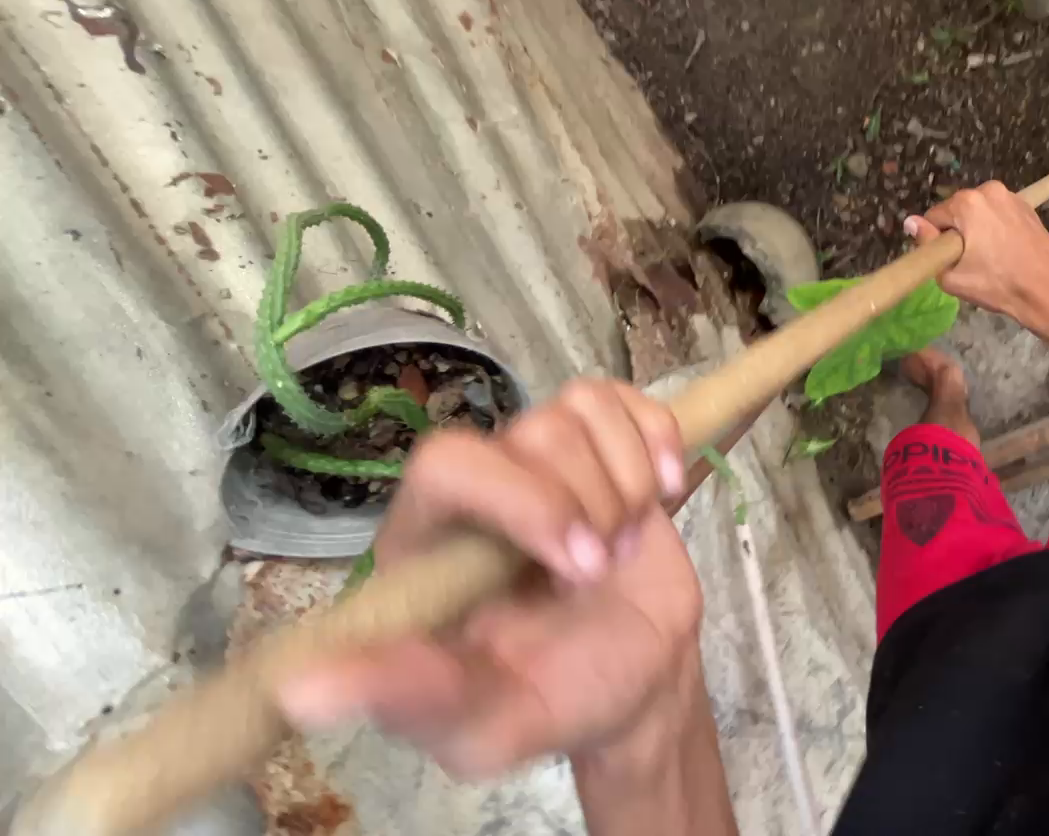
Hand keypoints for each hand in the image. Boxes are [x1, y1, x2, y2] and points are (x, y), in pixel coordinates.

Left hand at [273, 379, 705, 779]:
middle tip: (605, 568)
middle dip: (593, 500)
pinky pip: (635, 401)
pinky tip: (667, 489)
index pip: (449, 464)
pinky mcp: (614, 446)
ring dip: (629, 479)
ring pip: (585, 407)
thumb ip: (411, 700)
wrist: (640, 675)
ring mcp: (555, 459)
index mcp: (431, 543)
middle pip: (537, 431)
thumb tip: (303, 689)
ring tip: (630, 539)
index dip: (523, 496)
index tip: (578, 563)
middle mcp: (487, 485)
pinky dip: (662, 438)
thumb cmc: (556, 700)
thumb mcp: (483, 726)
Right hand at [906, 180, 1048, 324]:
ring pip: (979, 212)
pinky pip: (999, 214)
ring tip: (989, 257)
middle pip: (957, 211)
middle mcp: (989, 190)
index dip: (935, 241)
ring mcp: (1011, 196)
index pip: (934, 217)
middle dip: (957, 232)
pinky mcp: (1027, 207)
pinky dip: (996, 228)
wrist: (1045, 289)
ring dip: (977, 229)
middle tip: (970, 261)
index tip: (948, 260)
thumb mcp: (951, 274)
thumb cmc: (996, 285)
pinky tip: (1005, 250)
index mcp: (967, 203)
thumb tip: (910, 223)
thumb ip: (927, 245)